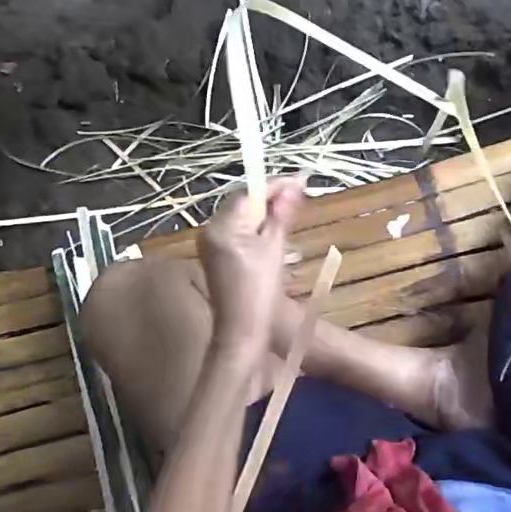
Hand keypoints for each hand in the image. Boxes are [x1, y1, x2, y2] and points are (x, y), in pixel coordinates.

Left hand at [199, 177, 304, 352]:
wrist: (241, 331)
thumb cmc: (260, 290)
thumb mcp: (275, 247)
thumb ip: (282, 214)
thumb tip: (295, 185)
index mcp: (222, 228)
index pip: (249, 194)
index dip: (275, 185)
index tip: (301, 180)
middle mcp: (210, 231)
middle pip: (242, 202)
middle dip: (270, 196)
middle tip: (299, 193)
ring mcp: (209, 243)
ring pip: (240, 215)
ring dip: (264, 210)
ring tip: (291, 208)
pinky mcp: (215, 254)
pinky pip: (237, 229)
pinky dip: (255, 225)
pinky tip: (274, 227)